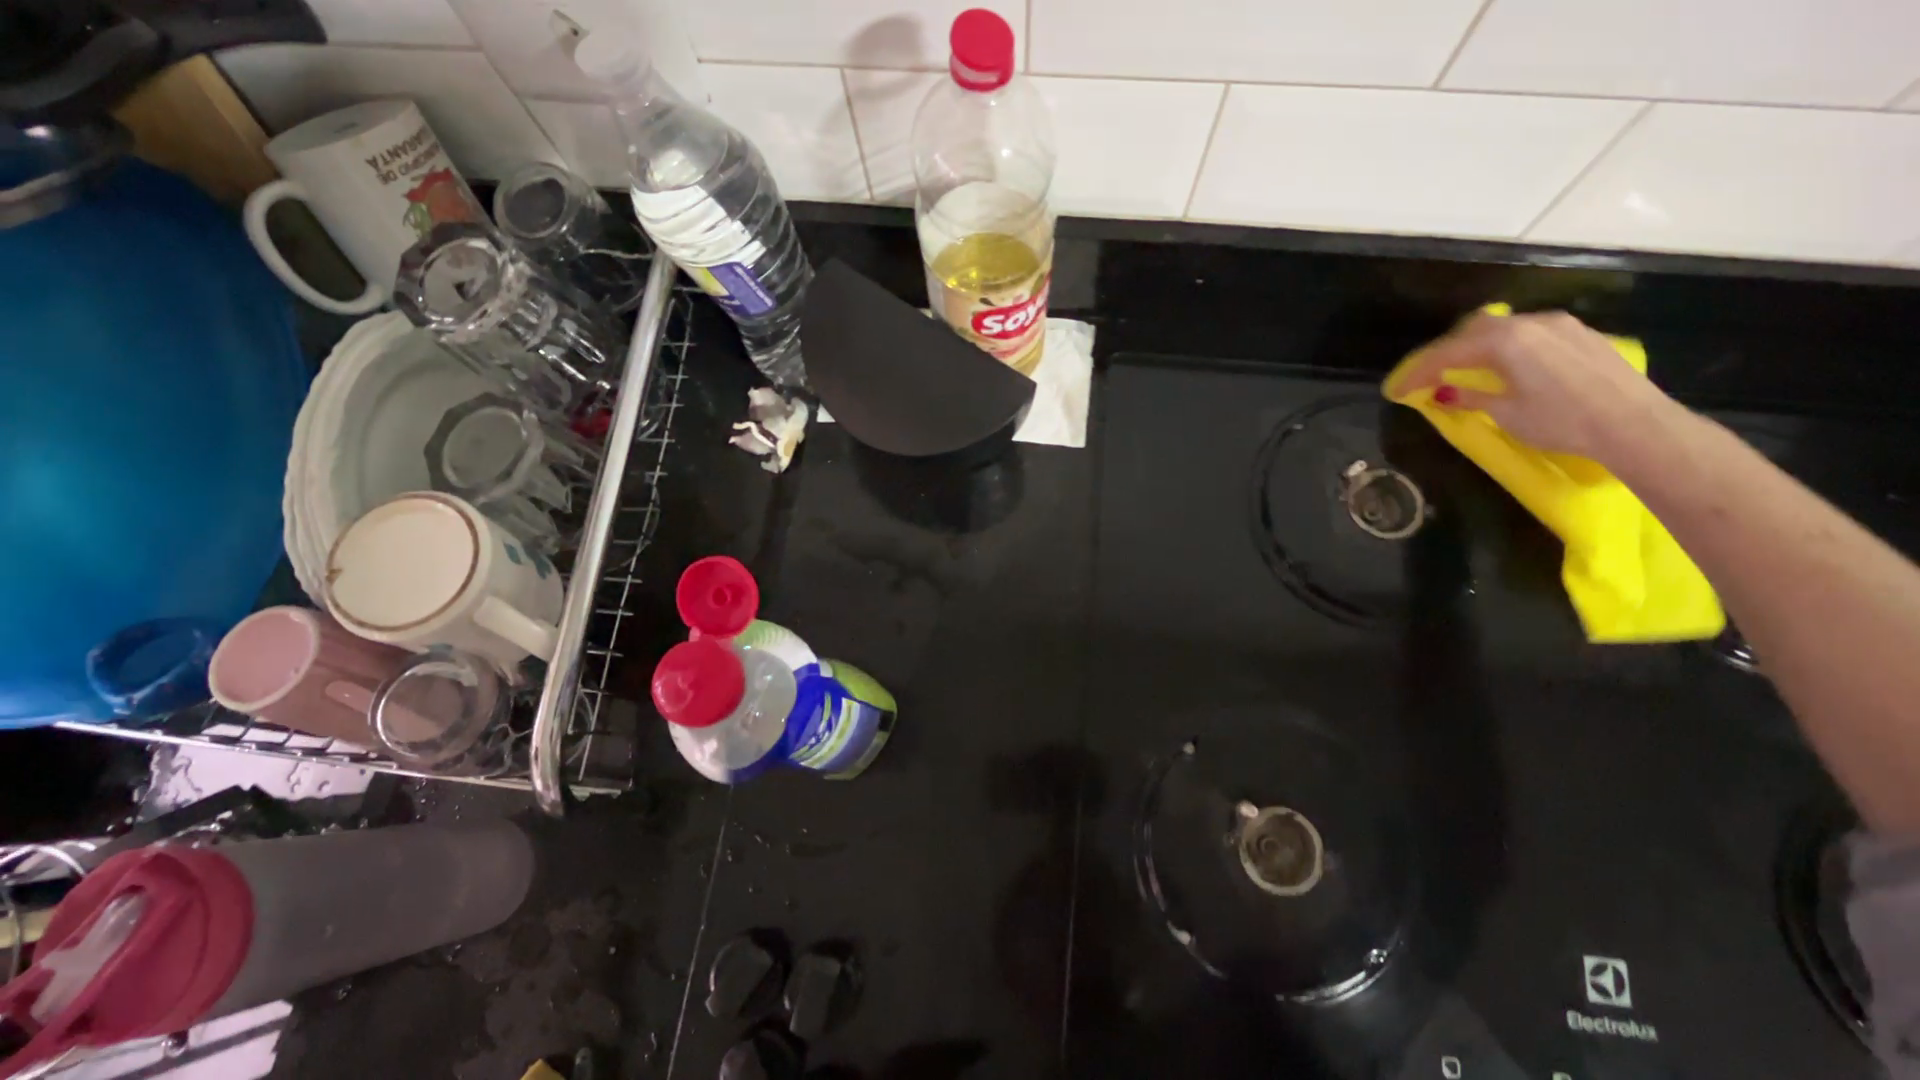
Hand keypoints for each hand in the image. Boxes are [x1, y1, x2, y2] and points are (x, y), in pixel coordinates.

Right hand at [1389, 311, 1679, 462]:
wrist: (1635, 423)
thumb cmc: (1562, 421)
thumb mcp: (1507, 414)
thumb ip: (1472, 397)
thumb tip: (1445, 393)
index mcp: (1504, 341)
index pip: (1447, 354)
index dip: (1418, 372)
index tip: (1397, 390)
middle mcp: (1529, 324)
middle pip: (1475, 331)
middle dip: (1447, 352)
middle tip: (1430, 376)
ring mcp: (1560, 326)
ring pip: (1506, 329)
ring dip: (1480, 347)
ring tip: (1468, 371)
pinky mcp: (1583, 336)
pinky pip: (1532, 334)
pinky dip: (1509, 348)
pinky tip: (1511, 368)